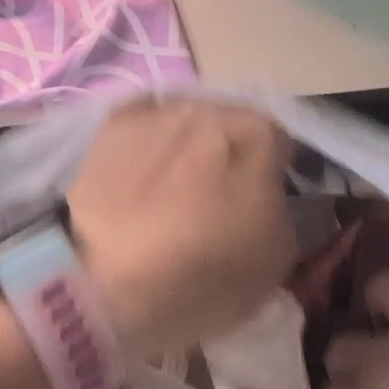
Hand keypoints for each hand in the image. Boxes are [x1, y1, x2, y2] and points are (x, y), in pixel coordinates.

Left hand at [68, 99, 294, 357]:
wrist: (106, 282)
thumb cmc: (203, 277)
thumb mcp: (276, 259)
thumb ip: (283, 209)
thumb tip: (271, 191)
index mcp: (258, 134)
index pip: (280, 142)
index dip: (275, 172)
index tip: (264, 200)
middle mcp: (208, 107)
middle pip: (230, 124)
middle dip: (229, 152)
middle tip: (217, 194)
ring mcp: (157, 111)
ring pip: (185, 120)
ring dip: (186, 145)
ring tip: (171, 186)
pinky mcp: (111, 125)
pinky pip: (142, 125)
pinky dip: (146, 142)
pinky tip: (139, 172)